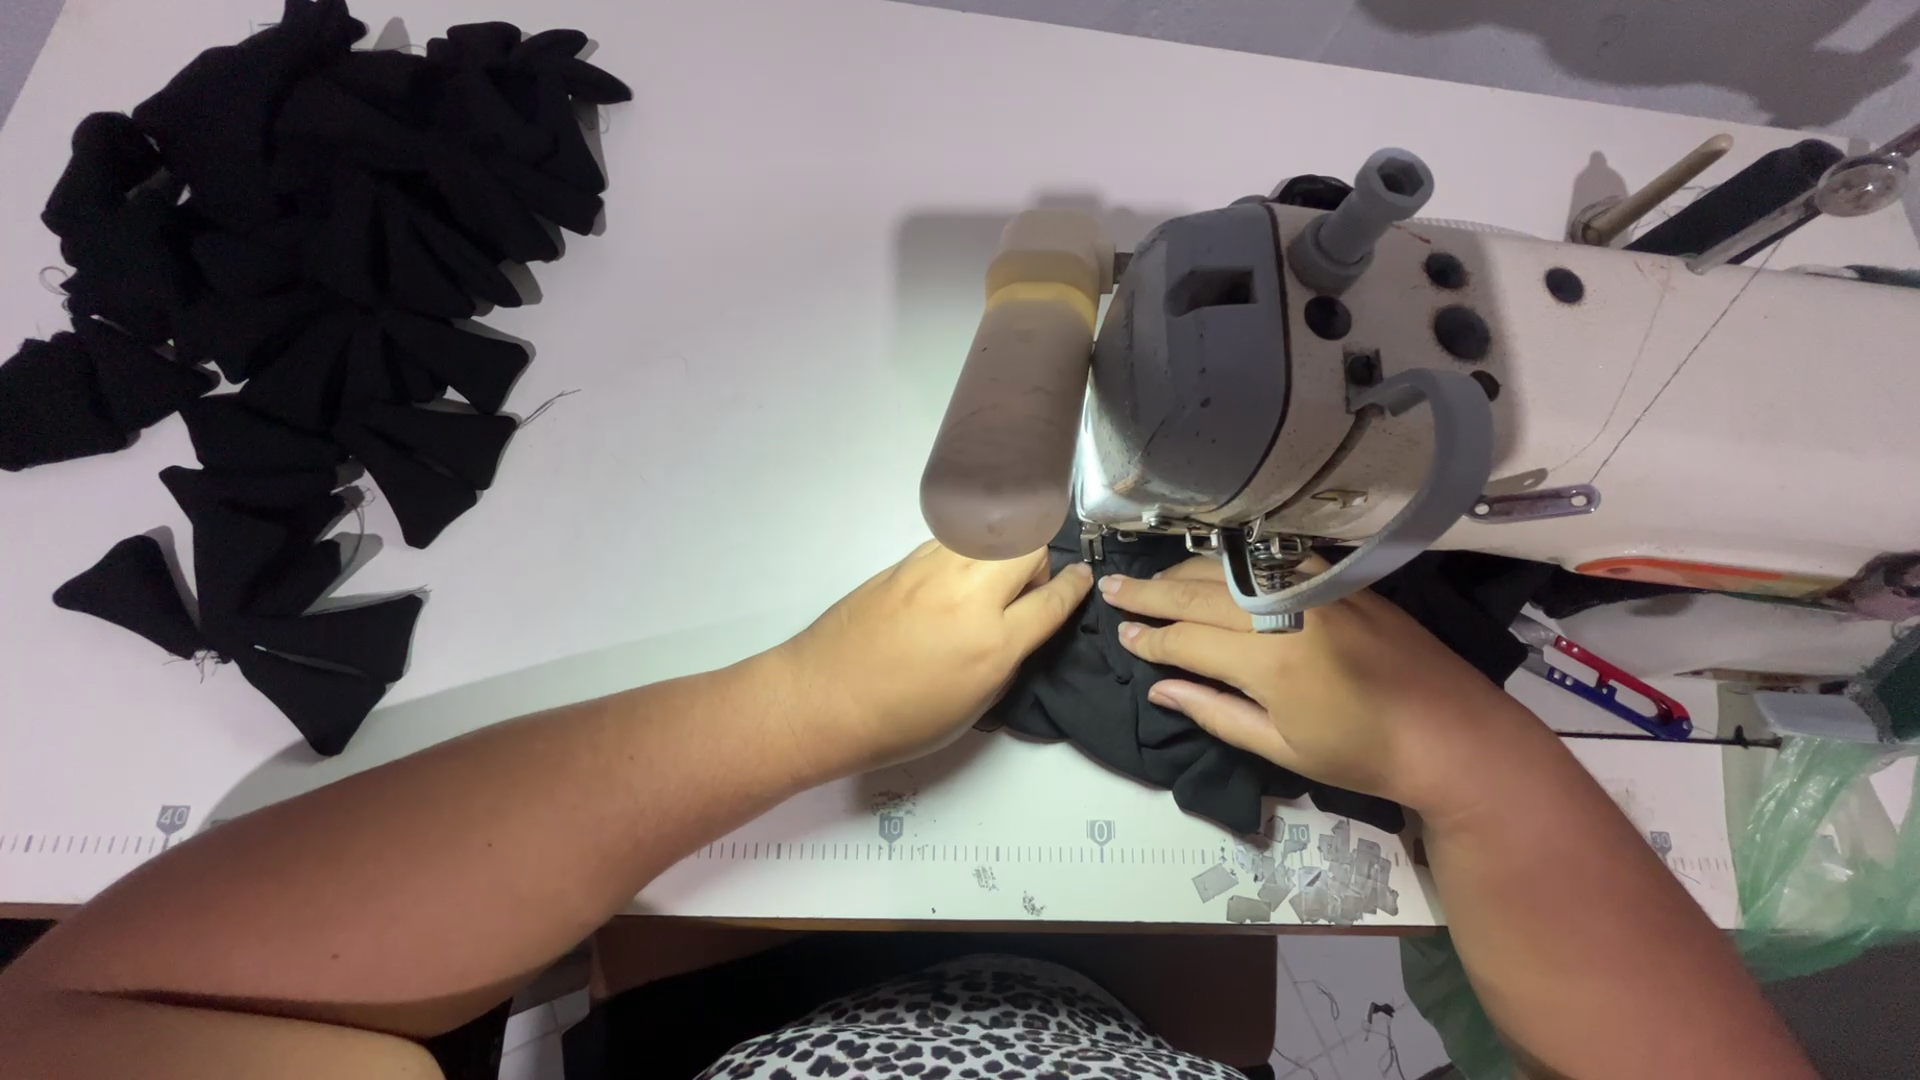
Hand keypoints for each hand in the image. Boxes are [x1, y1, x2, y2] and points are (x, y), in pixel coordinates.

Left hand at [768, 541, 1092, 778]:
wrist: (823, 697)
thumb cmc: (899, 721)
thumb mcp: (973, 706)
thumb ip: (1007, 658)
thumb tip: (1020, 628)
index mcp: (993, 643)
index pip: (1053, 600)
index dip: (1074, 587)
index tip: (1081, 579)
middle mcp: (970, 595)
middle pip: (1029, 547)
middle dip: (1039, 562)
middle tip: (1023, 590)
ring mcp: (934, 570)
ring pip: (992, 533)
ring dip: (1004, 550)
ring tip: (986, 581)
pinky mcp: (906, 561)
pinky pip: (955, 541)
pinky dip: (969, 551)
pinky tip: (953, 578)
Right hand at [1099, 557, 1540, 818]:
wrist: (1455, 735)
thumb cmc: (1364, 754)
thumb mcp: (1282, 748)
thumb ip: (1215, 712)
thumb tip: (1159, 688)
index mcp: (1270, 662)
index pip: (1187, 641)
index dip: (1149, 639)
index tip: (1120, 634)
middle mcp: (1284, 613)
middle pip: (1196, 595)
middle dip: (1148, 593)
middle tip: (1111, 587)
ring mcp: (1312, 589)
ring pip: (1227, 572)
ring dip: (1182, 574)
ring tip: (1149, 580)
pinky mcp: (1334, 581)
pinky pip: (1266, 563)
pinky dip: (1229, 565)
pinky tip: (1210, 567)